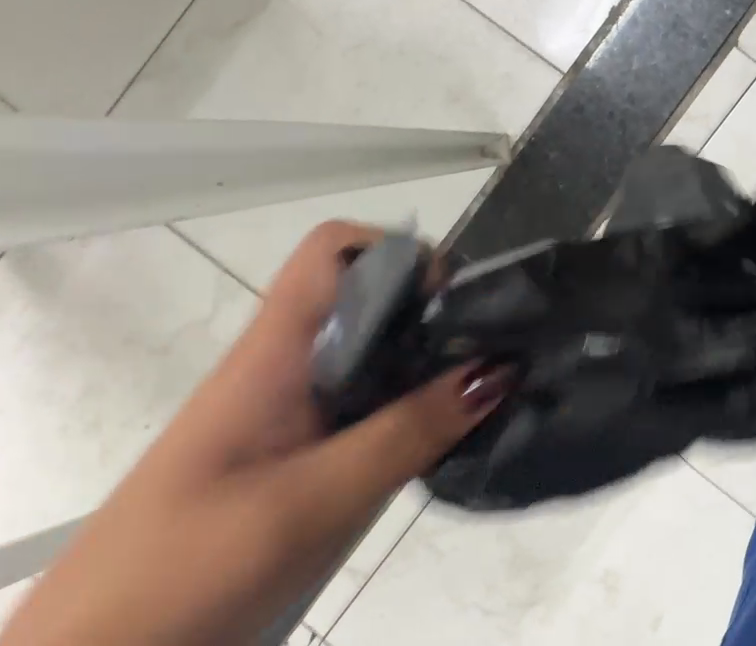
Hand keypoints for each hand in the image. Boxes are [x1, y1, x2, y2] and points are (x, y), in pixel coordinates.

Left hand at [2, 222, 509, 645]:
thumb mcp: (307, 503)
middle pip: (376, 305)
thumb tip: (503, 365)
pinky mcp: (302, 461)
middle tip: (502, 357)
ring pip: (382, 361)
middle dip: (443, 317)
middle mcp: (288, 371)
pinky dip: (422, 415)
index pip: (337, 253)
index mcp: (274, 356)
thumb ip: (408, 432)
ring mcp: (295, 418)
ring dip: (439, 370)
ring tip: (495, 400)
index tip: (461, 303)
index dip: (404, 256)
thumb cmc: (182, 572)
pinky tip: (453, 443)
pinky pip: (376, 412)